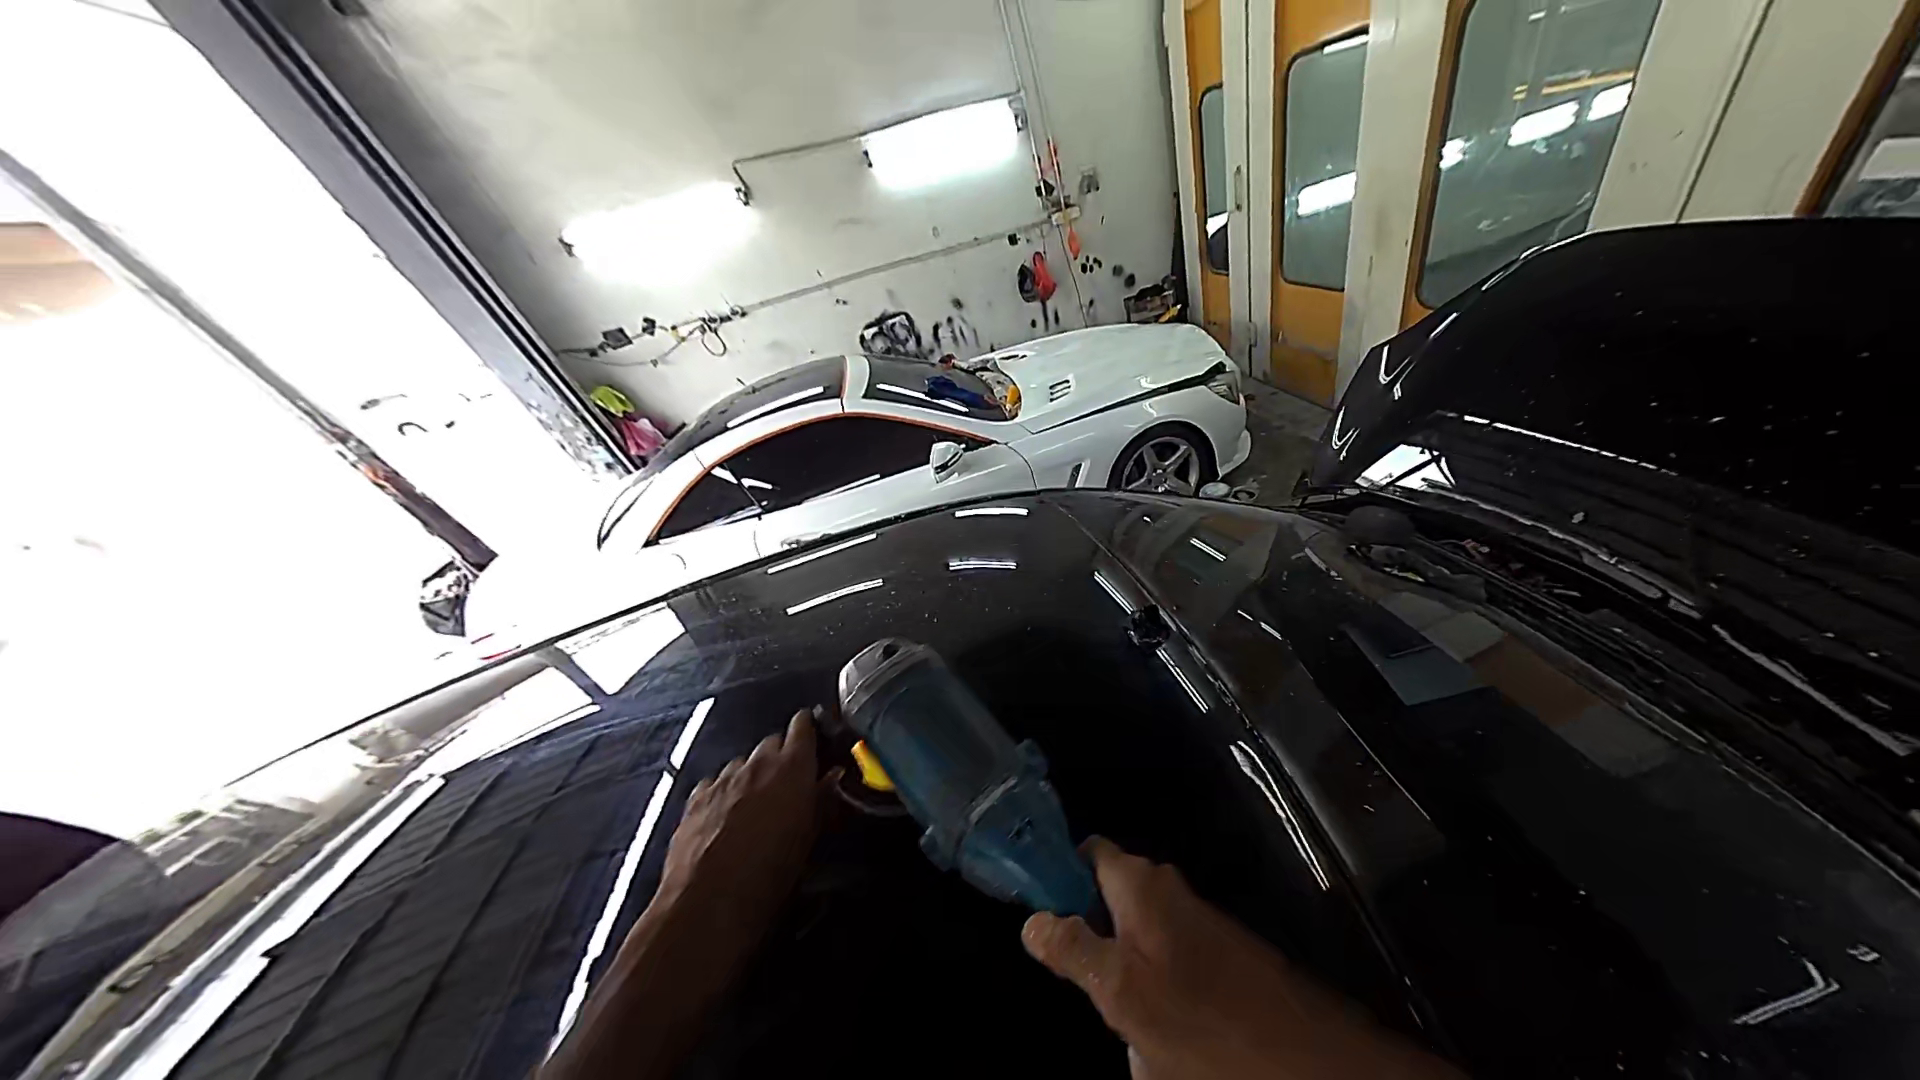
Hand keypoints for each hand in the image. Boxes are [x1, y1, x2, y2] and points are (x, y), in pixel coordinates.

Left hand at [656, 708, 835, 926]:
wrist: (709, 903)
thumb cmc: (773, 872)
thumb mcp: (810, 837)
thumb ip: (823, 799)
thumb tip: (834, 776)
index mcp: (792, 766)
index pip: (803, 725)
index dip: (809, 727)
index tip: (814, 737)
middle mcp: (756, 762)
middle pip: (772, 743)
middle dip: (781, 756)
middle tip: (788, 783)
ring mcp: (721, 778)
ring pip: (742, 763)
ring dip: (751, 775)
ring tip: (755, 805)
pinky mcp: (694, 798)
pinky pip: (714, 783)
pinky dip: (723, 792)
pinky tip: (724, 816)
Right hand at [1022, 837, 1461, 1079]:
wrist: (1308, 1059)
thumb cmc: (1201, 1017)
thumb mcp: (1120, 990)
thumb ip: (1071, 949)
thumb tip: (1031, 922)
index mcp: (1138, 881)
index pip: (1086, 852)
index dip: (1058, 874)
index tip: (1041, 911)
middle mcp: (1166, 888)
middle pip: (1106, 900)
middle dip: (1092, 941)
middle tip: (1088, 988)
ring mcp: (1196, 920)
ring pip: (1136, 938)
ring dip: (1124, 975)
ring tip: (1129, 1026)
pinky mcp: (1219, 952)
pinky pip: (1167, 962)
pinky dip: (1156, 990)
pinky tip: (1166, 1036)